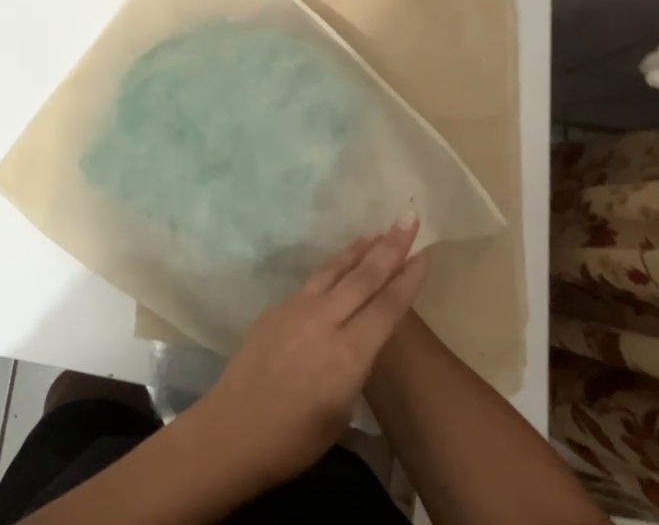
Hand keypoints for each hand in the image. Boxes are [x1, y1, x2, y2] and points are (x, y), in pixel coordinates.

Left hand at [189, 214, 427, 484]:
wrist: (233, 430)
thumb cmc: (295, 439)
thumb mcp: (341, 411)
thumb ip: (355, 368)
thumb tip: (358, 341)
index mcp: (349, 355)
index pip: (387, 308)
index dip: (408, 279)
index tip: (425, 253)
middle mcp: (324, 323)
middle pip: (363, 278)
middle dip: (389, 248)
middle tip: (408, 218)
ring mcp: (295, 312)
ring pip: (333, 272)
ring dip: (358, 251)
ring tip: (376, 233)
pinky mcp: (274, 311)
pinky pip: (311, 282)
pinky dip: (331, 268)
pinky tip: (338, 265)